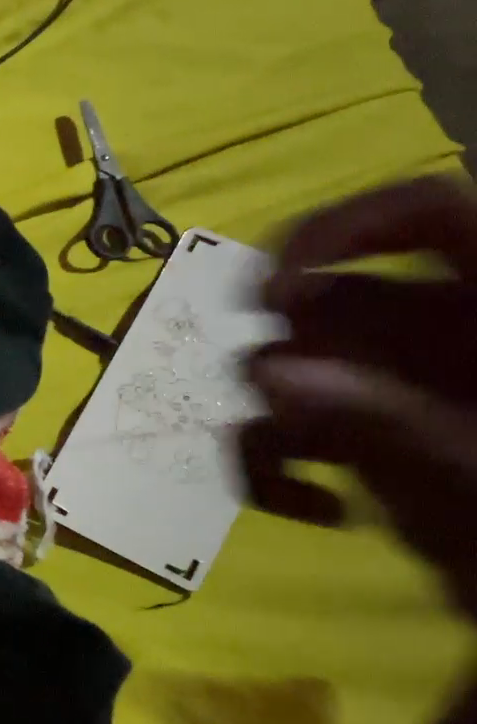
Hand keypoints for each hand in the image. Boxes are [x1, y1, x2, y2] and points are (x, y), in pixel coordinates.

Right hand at [241, 177, 476, 604]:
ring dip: (275, 420)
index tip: (268, 297)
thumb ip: (386, 423)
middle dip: (288, 351)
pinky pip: (297, 429)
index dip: (339, 232)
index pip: (425, 214)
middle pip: (339, 299)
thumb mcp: (476, 479)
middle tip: (282, 405)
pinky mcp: (374, 439)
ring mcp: (408, 390)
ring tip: (292, 476)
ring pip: (300, 368)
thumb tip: (274, 372)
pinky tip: (316, 508)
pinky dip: (283, 465)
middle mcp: (449, 338)